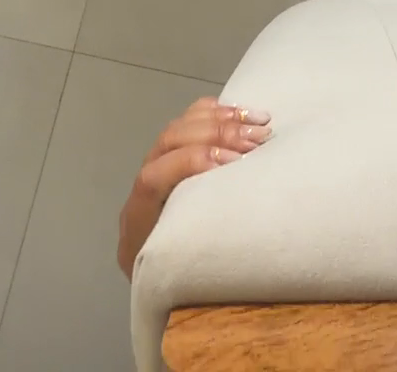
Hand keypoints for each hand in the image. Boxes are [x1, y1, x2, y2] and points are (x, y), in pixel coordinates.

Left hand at [117, 96, 270, 278]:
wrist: (152, 279)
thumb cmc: (171, 285)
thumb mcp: (178, 283)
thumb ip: (193, 261)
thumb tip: (235, 247)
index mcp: (139, 221)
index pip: (152, 178)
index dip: (187, 163)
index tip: (228, 164)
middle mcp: (143, 187)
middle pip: (169, 142)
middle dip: (215, 136)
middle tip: (256, 141)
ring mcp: (156, 164)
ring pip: (178, 126)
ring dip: (220, 120)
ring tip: (258, 124)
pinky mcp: (173, 152)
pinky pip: (188, 120)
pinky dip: (215, 112)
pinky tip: (242, 113)